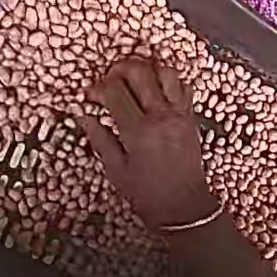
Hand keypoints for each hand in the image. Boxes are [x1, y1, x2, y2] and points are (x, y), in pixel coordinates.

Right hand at [80, 58, 219, 229]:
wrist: (184, 208)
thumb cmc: (148, 195)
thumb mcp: (117, 171)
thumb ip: (100, 140)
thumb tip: (85, 117)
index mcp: (138, 131)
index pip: (114, 91)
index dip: (97, 88)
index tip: (90, 95)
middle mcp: (160, 117)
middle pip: (139, 72)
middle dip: (119, 69)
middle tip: (109, 79)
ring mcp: (179, 115)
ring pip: (165, 72)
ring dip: (146, 69)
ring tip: (133, 79)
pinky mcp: (191, 118)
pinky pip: (182, 86)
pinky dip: (168, 81)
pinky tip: (155, 90)